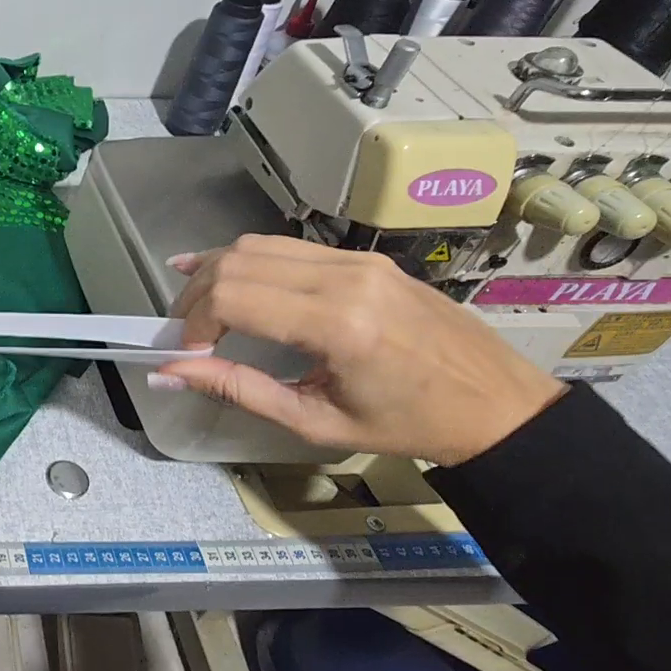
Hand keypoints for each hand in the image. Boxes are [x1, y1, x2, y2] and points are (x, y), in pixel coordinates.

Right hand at [156, 235, 565, 465]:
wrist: (500, 404)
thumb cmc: (408, 425)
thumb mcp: (315, 421)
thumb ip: (238, 389)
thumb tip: (170, 372)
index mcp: (339, 325)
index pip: (233, 298)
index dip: (194, 323)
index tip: (188, 354)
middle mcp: (346, 278)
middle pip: (236, 263)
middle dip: (195, 296)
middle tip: (184, 332)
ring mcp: (357, 260)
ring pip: (255, 245)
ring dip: (214, 272)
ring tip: (195, 306)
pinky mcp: (364, 256)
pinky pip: (285, 246)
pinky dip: (244, 259)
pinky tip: (219, 272)